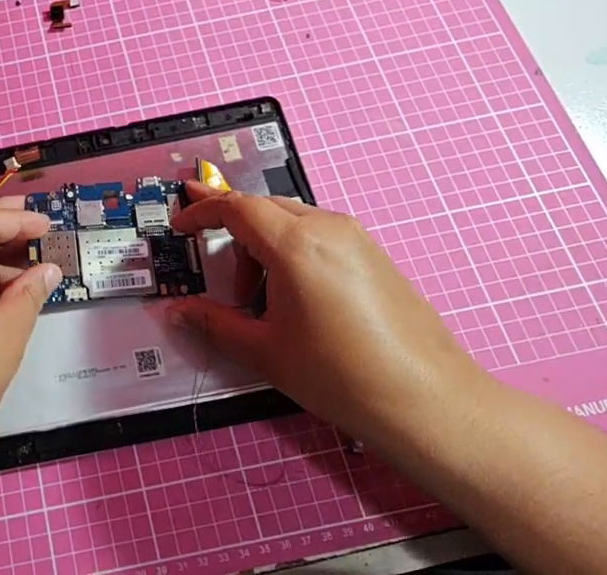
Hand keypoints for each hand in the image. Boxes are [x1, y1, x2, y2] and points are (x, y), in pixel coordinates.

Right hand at [166, 184, 489, 447]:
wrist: (428, 400)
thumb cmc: (340, 375)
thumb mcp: (265, 351)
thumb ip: (214, 323)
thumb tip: (177, 311)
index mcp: (295, 243)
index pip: (236, 206)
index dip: (202, 209)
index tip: (181, 224)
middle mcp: (326, 226)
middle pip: (263, 209)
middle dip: (234, 235)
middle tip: (223, 279)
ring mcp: (356, 237)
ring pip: (292, 221)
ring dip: (265, 247)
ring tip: (266, 304)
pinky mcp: (375, 254)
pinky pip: (319, 234)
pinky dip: (294, 252)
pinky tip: (301, 301)